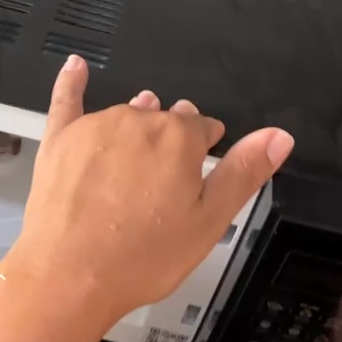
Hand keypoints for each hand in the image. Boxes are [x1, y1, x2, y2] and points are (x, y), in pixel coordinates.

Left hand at [0, 55, 294, 331]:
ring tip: (139, 148)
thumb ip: (245, 171)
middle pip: (165, 119)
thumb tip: (280, 136)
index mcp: (180, 137)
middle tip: (167, 175)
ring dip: (138, 122)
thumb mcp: (210, 220)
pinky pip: (67, 98)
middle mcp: (140, 120)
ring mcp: (97, 126)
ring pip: (127, 113)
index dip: (207, 147)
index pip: (204, 128)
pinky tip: (76, 66)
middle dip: (172, 138)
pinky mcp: (62, 137)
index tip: (203, 166)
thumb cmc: (143, 255)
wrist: (70, 275)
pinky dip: (72, 81)